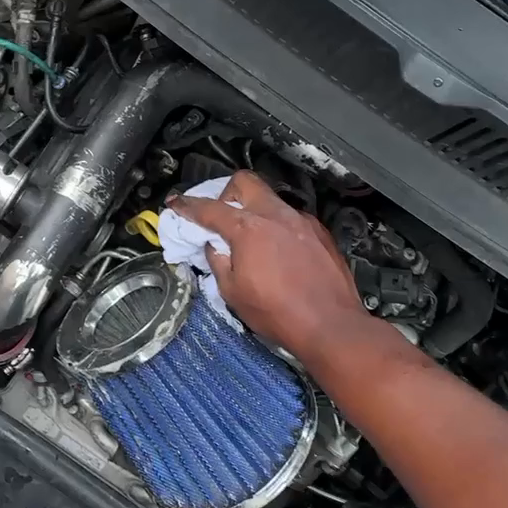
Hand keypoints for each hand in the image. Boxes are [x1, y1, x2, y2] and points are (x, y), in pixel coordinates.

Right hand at [170, 171, 376, 363]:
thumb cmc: (277, 313)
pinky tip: (280, 253)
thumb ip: (218, 261)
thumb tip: (215, 247)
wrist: (331, 326)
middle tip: (223, 216)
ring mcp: (301, 221)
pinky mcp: (321, 233)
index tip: (176, 203)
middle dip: (226, 192)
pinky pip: (292, 219)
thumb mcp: (232, 292)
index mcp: (248, 228)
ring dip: (255, 211)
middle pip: (245, 181)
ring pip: (271, 200)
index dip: (187, 205)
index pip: (209, 208)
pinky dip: (278, 227)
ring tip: (253, 239)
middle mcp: (275, 215)